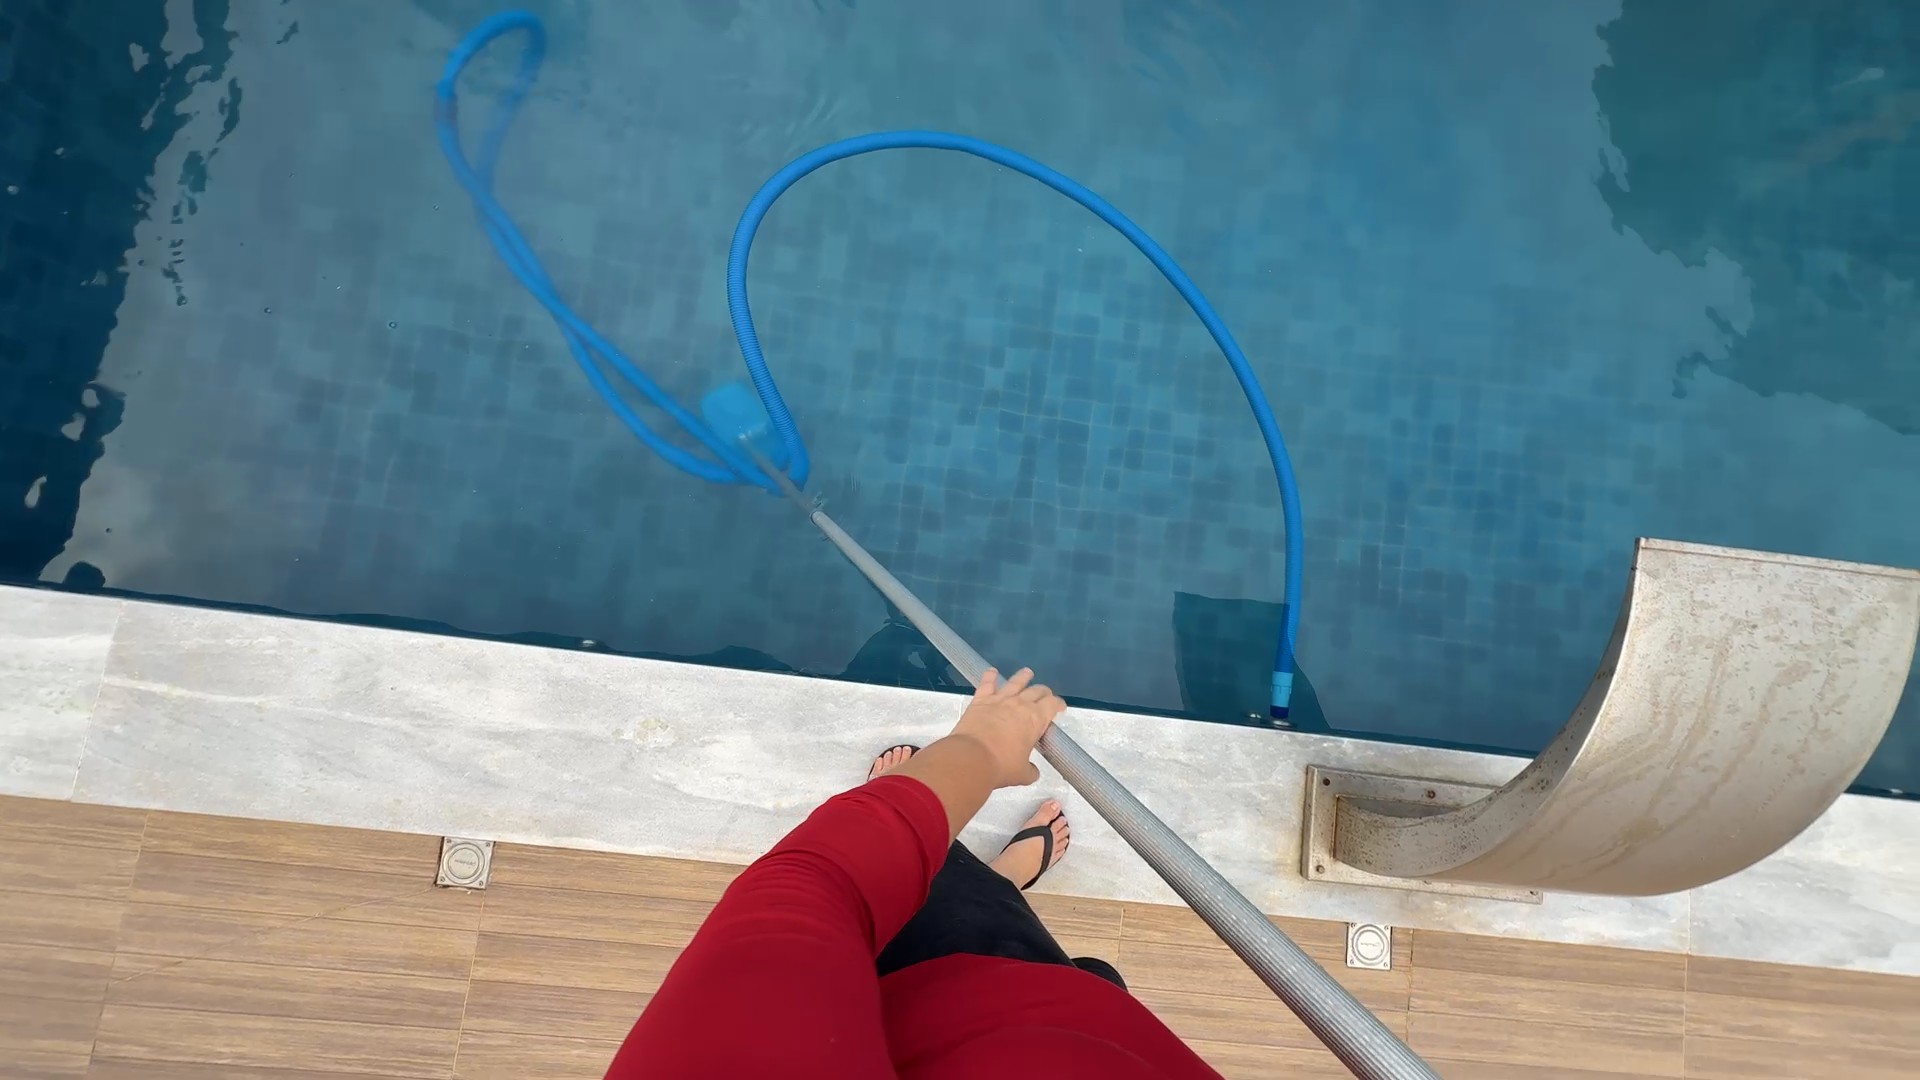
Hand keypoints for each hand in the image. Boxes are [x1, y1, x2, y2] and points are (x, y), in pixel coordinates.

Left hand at [948, 668, 1064, 788]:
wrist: (971, 757)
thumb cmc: (1001, 765)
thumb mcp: (1022, 773)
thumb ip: (1030, 770)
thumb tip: (1032, 772)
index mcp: (1035, 719)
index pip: (1052, 705)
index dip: (1058, 704)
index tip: (1060, 707)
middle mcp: (1020, 704)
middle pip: (1037, 691)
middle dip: (1044, 692)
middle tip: (1045, 694)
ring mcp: (999, 699)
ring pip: (1015, 683)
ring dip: (1023, 677)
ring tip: (1027, 672)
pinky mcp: (980, 700)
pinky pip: (987, 684)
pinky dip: (990, 676)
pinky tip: (992, 672)